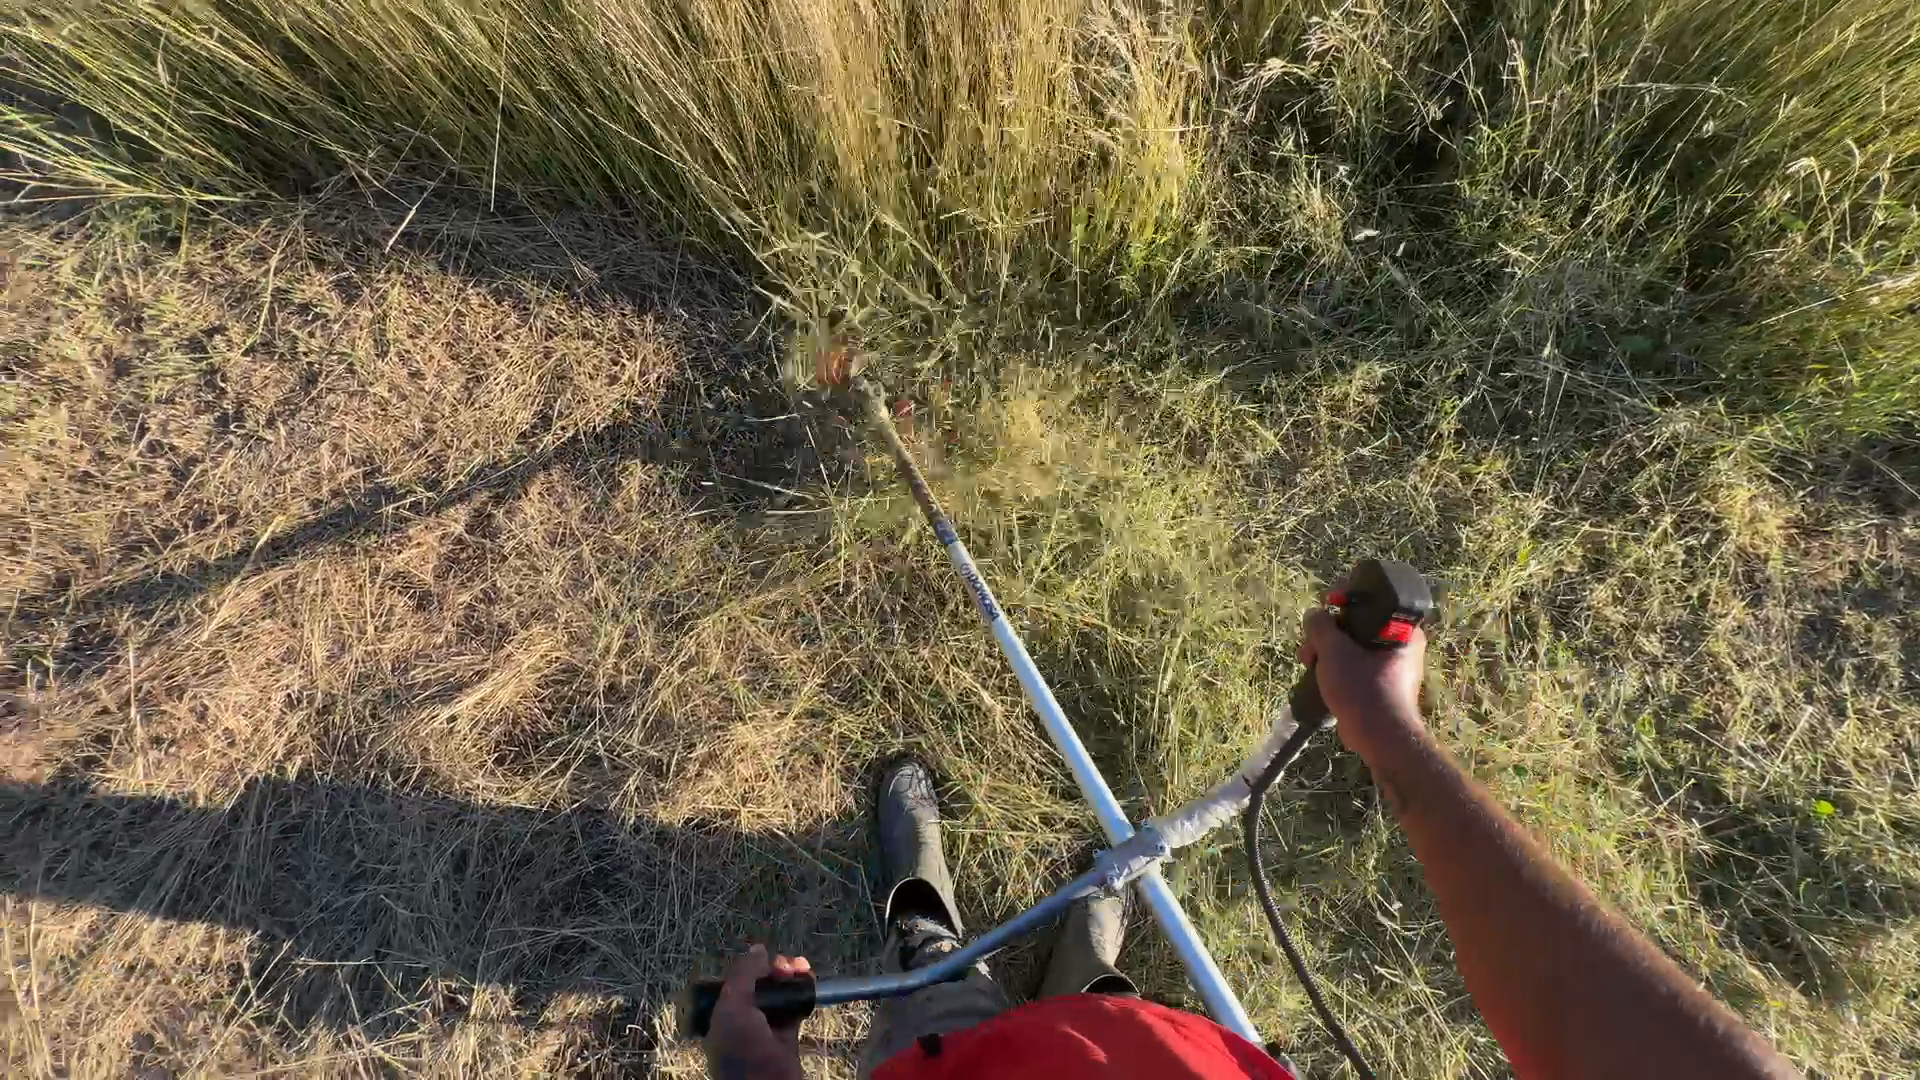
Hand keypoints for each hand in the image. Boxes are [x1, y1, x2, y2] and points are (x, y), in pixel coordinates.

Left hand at [705, 944, 808, 1079]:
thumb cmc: (743, 1050)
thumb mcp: (734, 1009)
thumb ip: (743, 976)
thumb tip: (757, 948)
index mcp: (724, 1014)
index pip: (739, 980)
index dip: (755, 967)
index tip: (768, 962)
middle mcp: (743, 1018)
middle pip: (761, 982)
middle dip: (776, 969)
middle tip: (787, 968)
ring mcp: (767, 1026)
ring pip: (779, 991)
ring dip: (791, 975)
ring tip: (802, 968)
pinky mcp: (788, 1032)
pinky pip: (795, 1003)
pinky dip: (803, 988)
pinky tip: (809, 978)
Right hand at [1298, 584, 1428, 764]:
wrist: (1379, 735)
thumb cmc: (1362, 687)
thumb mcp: (1334, 649)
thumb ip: (1320, 624)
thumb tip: (1314, 614)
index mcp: (1402, 629)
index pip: (1371, 599)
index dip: (1344, 597)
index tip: (1326, 604)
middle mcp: (1400, 643)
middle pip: (1354, 622)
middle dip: (1326, 632)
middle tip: (1311, 645)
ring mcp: (1389, 663)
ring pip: (1350, 643)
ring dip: (1325, 649)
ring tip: (1308, 662)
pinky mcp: (1379, 681)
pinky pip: (1352, 661)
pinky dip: (1334, 664)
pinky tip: (1318, 673)